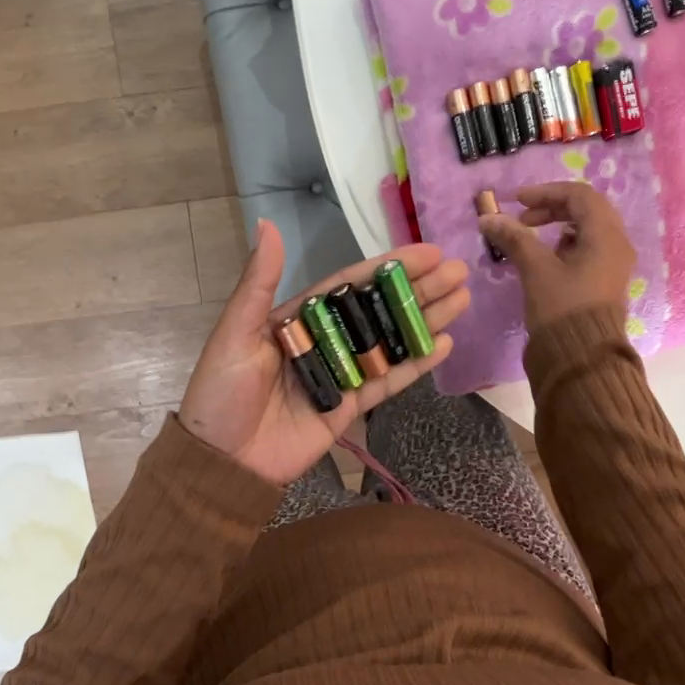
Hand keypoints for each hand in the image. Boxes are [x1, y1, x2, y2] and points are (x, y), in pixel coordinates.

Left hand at [178, 221, 470, 486]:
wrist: (222, 461)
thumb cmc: (221, 393)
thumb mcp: (235, 333)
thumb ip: (258, 283)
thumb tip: (268, 223)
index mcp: (295, 318)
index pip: (349, 285)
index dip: (388, 267)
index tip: (427, 252)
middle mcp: (322, 342)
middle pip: (377, 310)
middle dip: (417, 290)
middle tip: (460, 270)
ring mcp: (338, 375)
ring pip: (389, 343)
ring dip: (424, 321)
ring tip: (463, 299)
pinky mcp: (349, 408)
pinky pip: (387, 382)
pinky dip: (415, 365)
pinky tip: (443, 344)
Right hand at [477, 182, 634, 330]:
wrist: (580, 356)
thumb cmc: (560, 308)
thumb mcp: (535, 269)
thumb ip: (513, 238)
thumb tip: (487, 218)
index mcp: (605, 235)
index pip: (579, 195)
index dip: (545, 192)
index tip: (516, 201)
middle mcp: (616, 244)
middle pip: (586, 209)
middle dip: (551, 207)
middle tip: (522, 218)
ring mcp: (613, 264)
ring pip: (587, 229)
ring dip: (558, 225)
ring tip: (531, 237)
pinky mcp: (605, 281)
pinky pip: (588, 249)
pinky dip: (566, 244)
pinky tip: (547, 258)